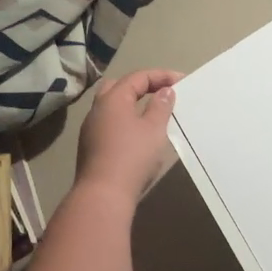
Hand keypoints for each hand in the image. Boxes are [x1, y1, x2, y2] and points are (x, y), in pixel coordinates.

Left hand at [74, 69, 182, 207]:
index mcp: (113, 99)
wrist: (103, 195)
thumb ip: (161, 106)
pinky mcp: (90, 148)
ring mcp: (91, 130)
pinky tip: (138, 135)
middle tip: (160, 92)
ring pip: (111, 108)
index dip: (161, 75)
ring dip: (131, 106)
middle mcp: (97, 110)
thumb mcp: (154, 129)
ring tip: (152, 114)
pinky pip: (109, 125)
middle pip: (118, 87)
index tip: (181, 81)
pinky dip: (124, 122)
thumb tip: (164, 91)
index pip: (137, 77)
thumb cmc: (132, 156)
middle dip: (140, 86)